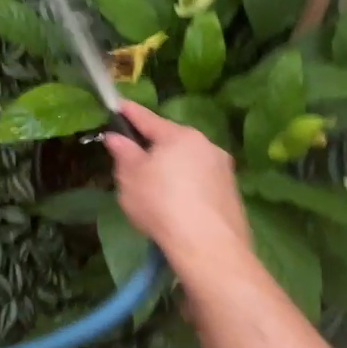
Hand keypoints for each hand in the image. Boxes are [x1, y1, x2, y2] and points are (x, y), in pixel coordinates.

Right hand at [104, 103, 251, 278]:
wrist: (207, 243)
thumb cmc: (160, 202)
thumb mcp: (130, 175)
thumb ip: (123, 152)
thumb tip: (116, 137)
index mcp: (180, 136)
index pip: (148, 118)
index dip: (129, 111)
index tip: (118, 104)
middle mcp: (206, 145)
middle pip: (171, 139)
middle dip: (151, 144)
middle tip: (130, 155)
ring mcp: (223, 168)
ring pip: (186, 159)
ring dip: (169, 165)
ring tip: (151, 184)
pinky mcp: (230, 190)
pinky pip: (199, 178)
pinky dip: (183, 182)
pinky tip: (172, 200)